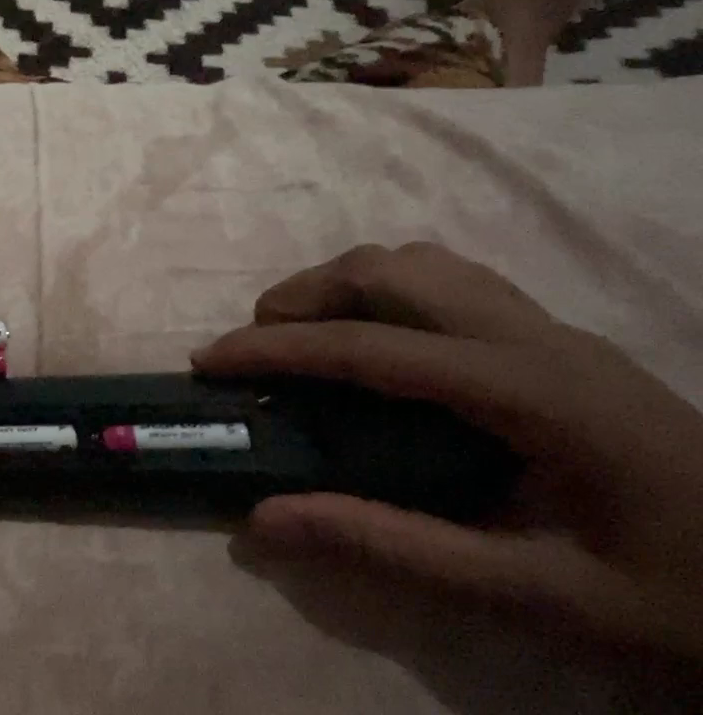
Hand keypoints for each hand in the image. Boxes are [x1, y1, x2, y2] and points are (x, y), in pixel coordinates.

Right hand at [194, 242, 702, 663]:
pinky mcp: (561, 342)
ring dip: (343, 285)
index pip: (367, 345)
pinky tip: (378, 346)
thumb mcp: (538, 595)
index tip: (207, 361)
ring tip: (308, 340)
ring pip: (421, 262)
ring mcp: (555, 332)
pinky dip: (386, 292)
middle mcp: (538, 339)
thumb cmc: (677, 599)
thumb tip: (262, 519)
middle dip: (303, 295)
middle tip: (260, 350)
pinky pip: (449, 281)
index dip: (273, 349)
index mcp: (530, 392)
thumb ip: (393, 548)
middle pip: (391, 270)